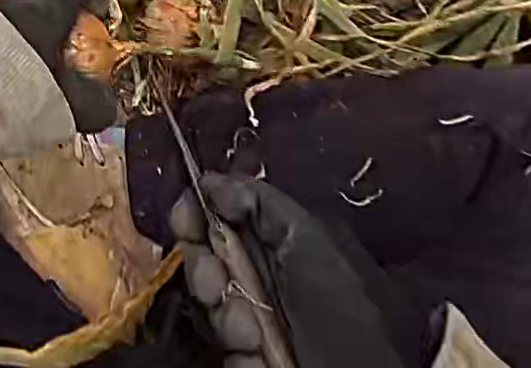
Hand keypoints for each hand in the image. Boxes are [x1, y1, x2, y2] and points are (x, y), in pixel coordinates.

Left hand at [0, 0, 118, 132]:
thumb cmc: (19, 98)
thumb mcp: (72, 106)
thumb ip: (98, 103)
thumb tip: (110, 103)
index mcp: (46, 10)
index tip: (98, 8)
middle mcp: (16, 2)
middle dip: (60, 11)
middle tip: (71, 31)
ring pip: (18, 12)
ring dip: (31, 27)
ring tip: (38, 52)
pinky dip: (7, 40)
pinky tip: (6, 65)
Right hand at [172, 173, 409, 367]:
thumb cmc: (345, 310)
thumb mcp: (310, 240)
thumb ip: (257, 201)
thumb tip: (208, 180)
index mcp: (271, 239)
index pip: (213, 213)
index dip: (192, 213)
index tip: (186, 222)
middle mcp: (257, 273)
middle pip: (202, 256)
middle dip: (205, 270)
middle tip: (221, 285)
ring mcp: (253, 319)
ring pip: (209, 303)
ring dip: (224, 315)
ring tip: (252, 333)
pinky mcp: (251, 360)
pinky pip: (225, 351)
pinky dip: (239, 356)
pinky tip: (260, 359)